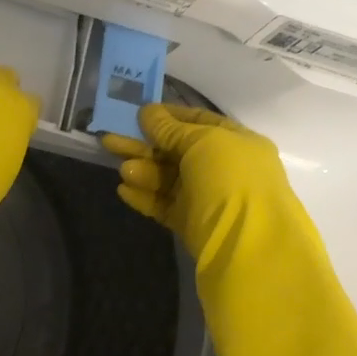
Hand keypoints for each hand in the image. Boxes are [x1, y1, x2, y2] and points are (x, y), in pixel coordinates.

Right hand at [101, 103, 295, 269]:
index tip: (138, 113)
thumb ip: (171, 129)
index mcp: (236, 142)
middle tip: (110, 140)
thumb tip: (148, 112)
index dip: (168, 116)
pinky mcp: (192, 223)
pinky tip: (123, 190)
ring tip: (122, 170)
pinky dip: (144, 196)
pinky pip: (164, 204)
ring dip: (143, 170)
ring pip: (167, 178)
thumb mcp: (203, 142)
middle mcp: (223, 168)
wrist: (246, 242)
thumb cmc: (230, 179)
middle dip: (144, 144)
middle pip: (176, 151)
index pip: (199, 122)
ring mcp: (207, 197)